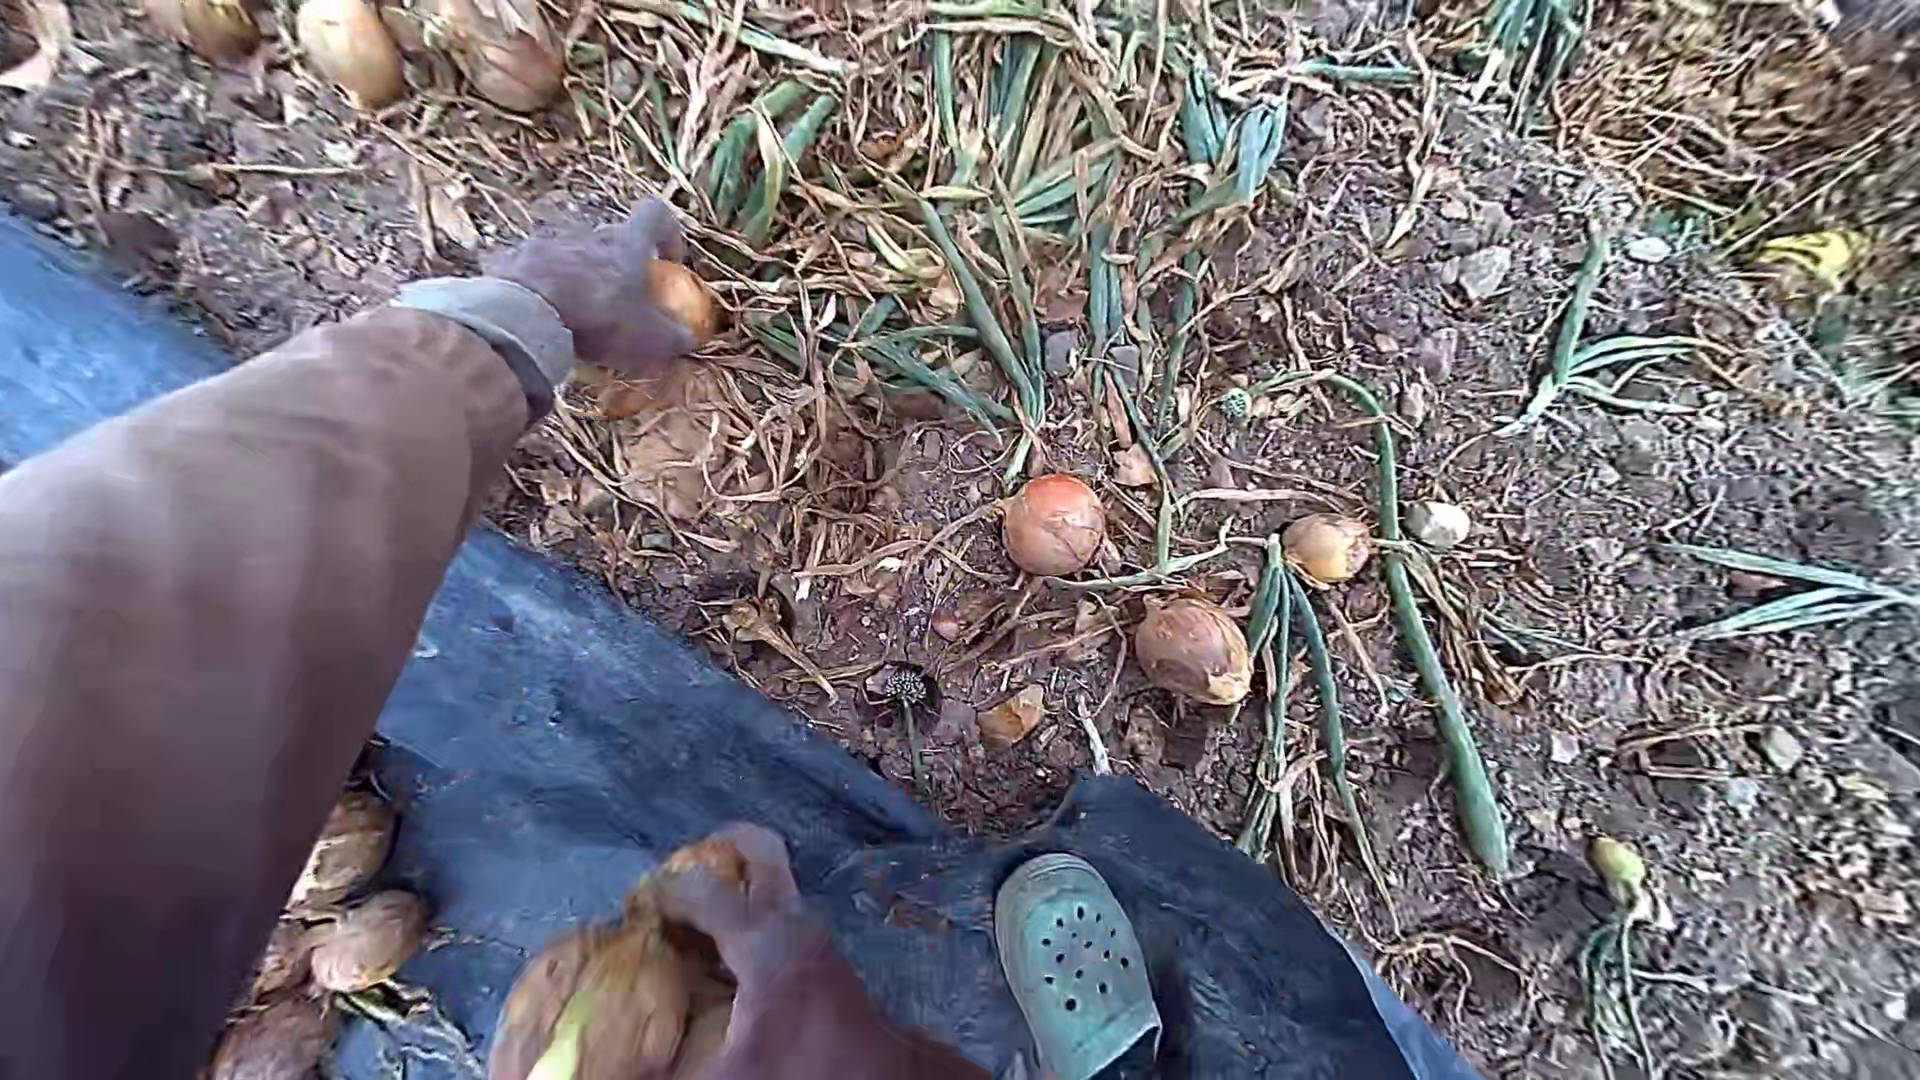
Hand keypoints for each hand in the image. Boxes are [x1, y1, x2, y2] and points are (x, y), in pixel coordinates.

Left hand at [483, 199, 695, 375]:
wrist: (527, 315)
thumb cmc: (602, 318)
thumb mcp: (652, 337)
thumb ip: (675, 336)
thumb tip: (688, 338)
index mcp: (627, 243)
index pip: (656, 214)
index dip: (668, 232)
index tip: (670, 260)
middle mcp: (588, 232)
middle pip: (612, 234)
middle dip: (621, 260)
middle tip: (625, 293)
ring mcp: (547, 241)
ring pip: (574, 249)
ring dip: (582, 272)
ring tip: (582, 307)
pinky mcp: (513, 256)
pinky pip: (536, 266)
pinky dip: (546, 284)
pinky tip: (547, 311)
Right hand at [660, 825, 989, 1079]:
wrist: (871, 1073)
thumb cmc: (801, 1068)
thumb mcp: (730, 1077)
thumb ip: (671, 1075)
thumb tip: (623, 1068)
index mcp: (763, 938)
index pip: (708, 891)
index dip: (668, 890)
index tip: (635, 904)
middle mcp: (789, 916)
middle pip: (761, 848)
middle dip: (722, 843)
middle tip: (683, 864)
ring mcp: (808, 922)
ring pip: (773, 871)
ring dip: (737, 871)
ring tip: (695, 899)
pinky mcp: (816, 939)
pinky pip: (778, 898)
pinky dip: (750, 898)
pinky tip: (723, 938)